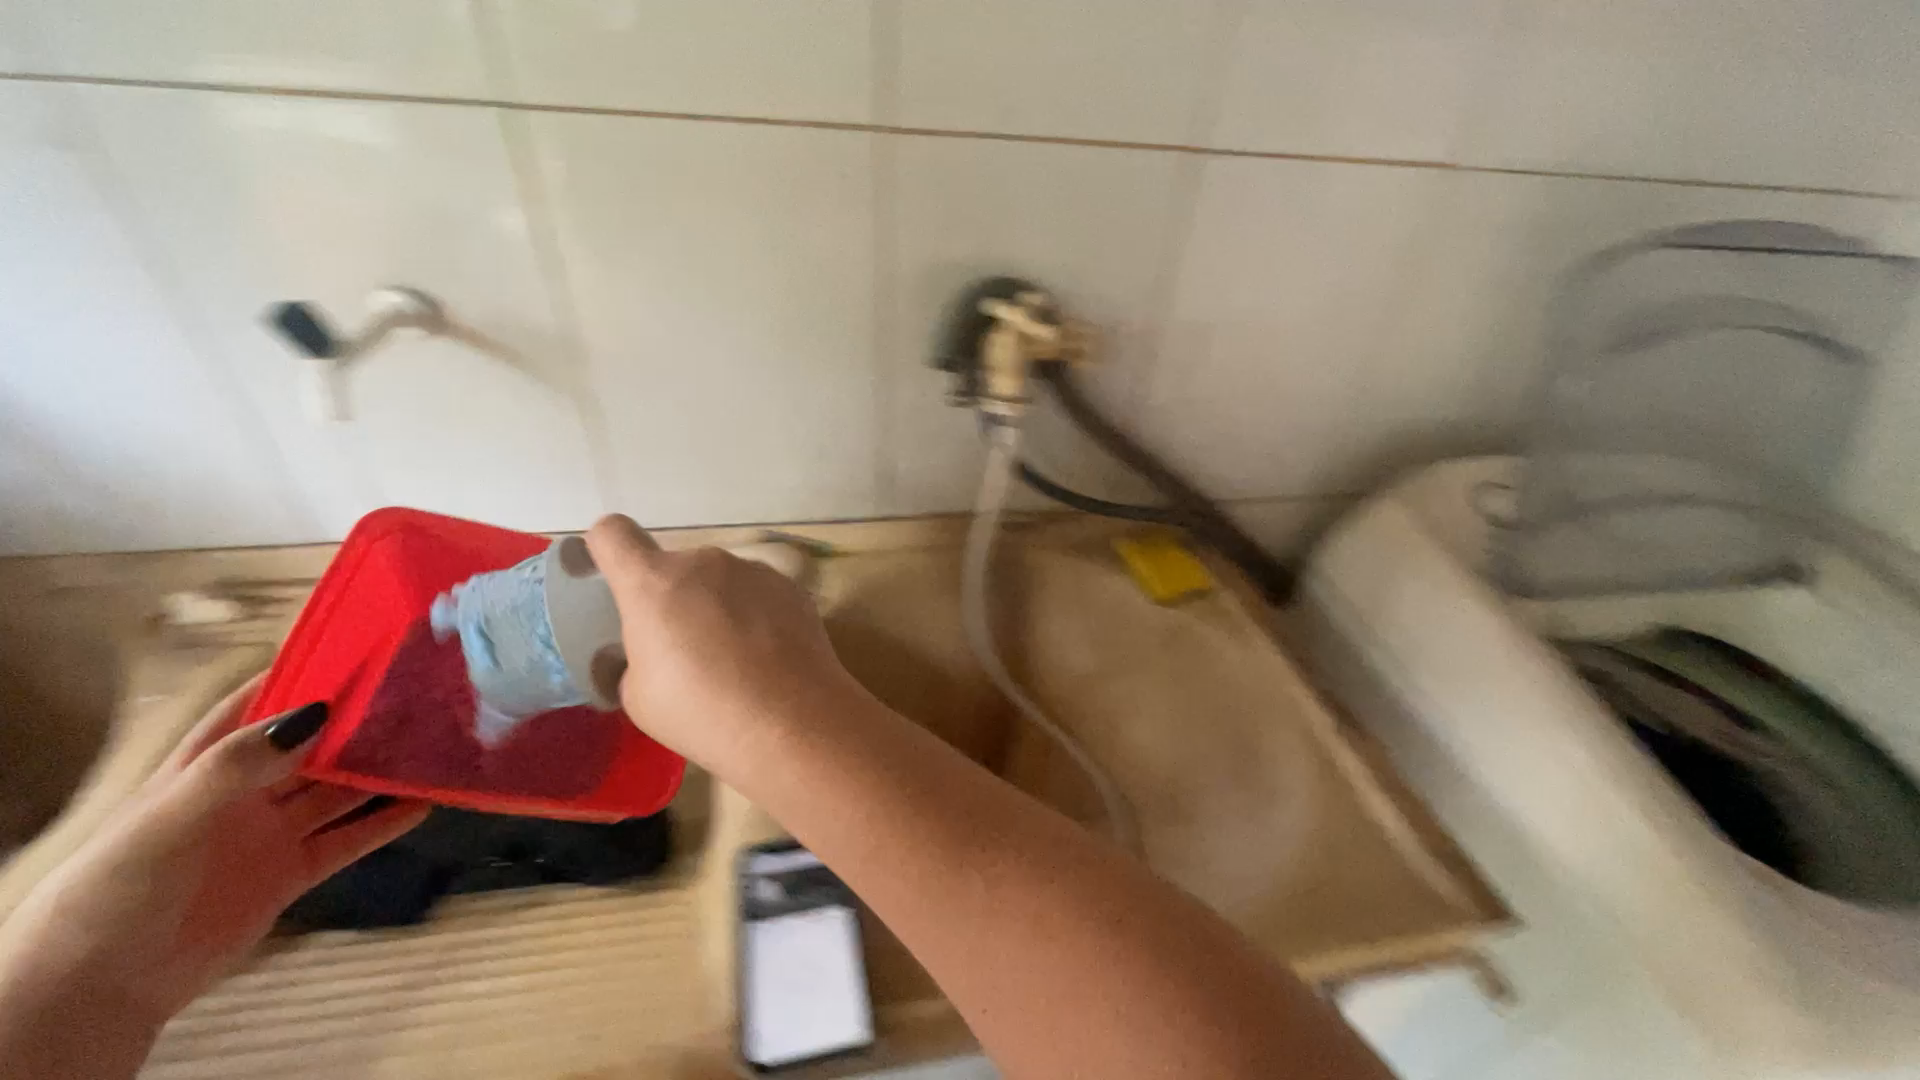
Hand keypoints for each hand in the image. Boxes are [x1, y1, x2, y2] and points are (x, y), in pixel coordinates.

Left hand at [0, 676, 428, 1042]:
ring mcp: (269, 835)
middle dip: (356, 725)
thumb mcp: (171, 817)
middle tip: (413, 699)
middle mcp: (243, 795)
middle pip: (310, 749)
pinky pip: (347, 841)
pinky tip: (422, 804)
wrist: (99, 988)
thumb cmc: (118, 888)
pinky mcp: (291, 873)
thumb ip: (240, 765)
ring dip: (378, 773)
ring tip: (427, 747)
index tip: (357, 655)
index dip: (300, 679)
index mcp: (204, 768)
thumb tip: (317, 714)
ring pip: (337, 792)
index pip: (257, 708)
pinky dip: (385, 823)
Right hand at [585, 514, 864, 770]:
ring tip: (735, 660)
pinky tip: (769, 657)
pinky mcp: (792, 587)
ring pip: (720, 580)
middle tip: (686, 650)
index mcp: (654, 583)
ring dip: (718, 605)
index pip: (612, 533)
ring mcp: (754, 570)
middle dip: (674, 598)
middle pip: (675, 567)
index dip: (608, 552)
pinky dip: (757, 615)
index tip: (615, 583)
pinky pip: (759, 593)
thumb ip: (639, 655)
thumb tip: (656, 652)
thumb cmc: (703, 712)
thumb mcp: (639, 696)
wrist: (792, 722)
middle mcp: (705, 563)